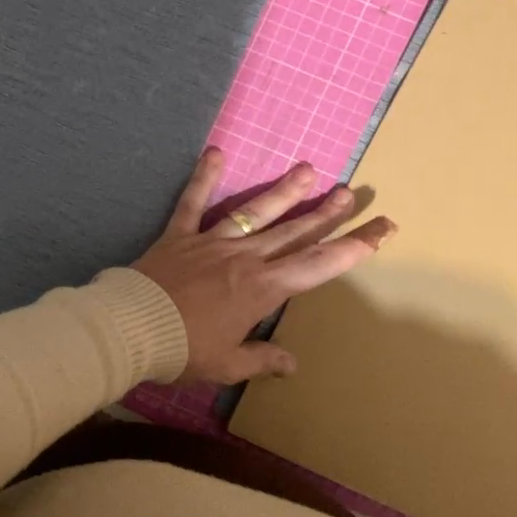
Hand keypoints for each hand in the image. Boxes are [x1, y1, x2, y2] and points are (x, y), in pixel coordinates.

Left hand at [131, 148, 394, 385]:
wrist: (134, 327)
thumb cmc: (184, 348)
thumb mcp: (228, 364)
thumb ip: (262, 359)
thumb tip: (292, 364)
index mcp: (263, 289)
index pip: (319, 264)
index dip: (354, 247)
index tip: (383, 229)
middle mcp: (245, 258)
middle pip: (294, 232)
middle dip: (326, 213)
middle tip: (351, 191)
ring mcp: (212, 241)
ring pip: (255, 211)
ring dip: (283, 192)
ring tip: (308, 170)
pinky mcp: (179, 234)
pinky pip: (193, 201)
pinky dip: (204, 177)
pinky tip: (215, 152)